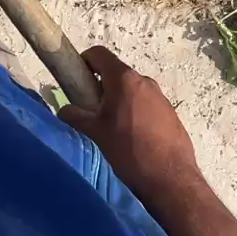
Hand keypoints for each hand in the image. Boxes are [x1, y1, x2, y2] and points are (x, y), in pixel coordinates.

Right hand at [59, 46, 236, 235]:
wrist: (171, 181)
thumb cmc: (128, 151)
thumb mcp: (94, 133)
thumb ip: (74, 116)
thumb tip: (64, 110)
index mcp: (124, 79)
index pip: (99, 54)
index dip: (84, 61)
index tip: (77, 79)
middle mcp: (145, 81)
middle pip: (116, 74)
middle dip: (102, 88)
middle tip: (93, 112)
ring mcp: (161, 98)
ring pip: (133, 92)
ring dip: (120, 103)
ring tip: (114, 131)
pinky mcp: (172, 115)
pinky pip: (147, 106)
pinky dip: (137, 115)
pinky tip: (134, 141)